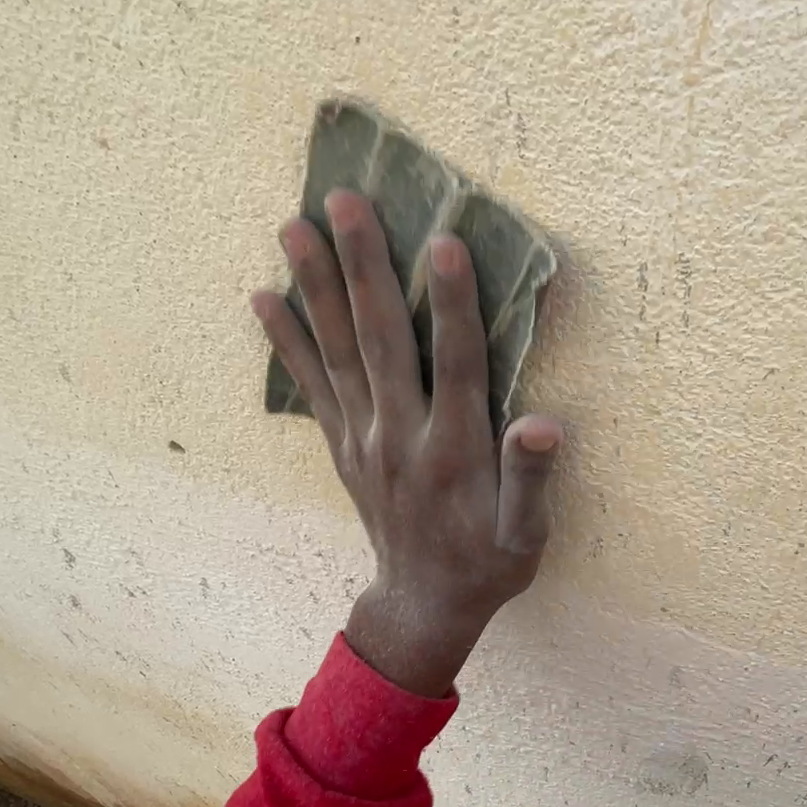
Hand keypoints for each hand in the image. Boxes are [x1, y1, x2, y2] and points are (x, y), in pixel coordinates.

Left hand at [251, 190, 563, 697]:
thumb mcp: (526, 537)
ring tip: (292, 225)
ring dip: (314, 287)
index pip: (456, 365)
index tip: (445, 240)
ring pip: (338, 353)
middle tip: (345, 201)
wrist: (422, 605)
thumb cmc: (486, 566)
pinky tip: (264, 298)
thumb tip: (542, 425)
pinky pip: (312, 387)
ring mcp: (364, 440)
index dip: (454, 304)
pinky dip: (287, 341)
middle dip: (365, 268)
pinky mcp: (344, 447)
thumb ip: (530, 480)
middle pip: (382, 341)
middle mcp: (401, 436)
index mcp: (454, 453)